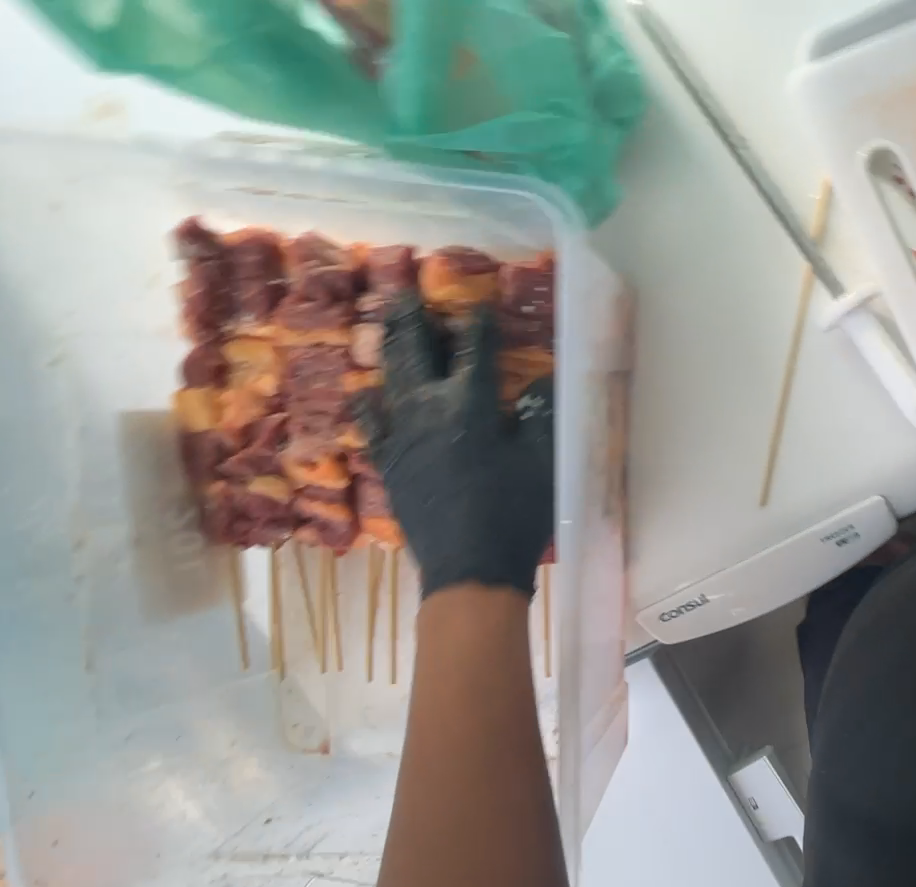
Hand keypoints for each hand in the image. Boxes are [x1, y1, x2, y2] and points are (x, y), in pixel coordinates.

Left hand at [352, 293, 554, 598]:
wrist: (471, 565)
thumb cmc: (516, 512)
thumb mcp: (543, 461)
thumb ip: (539, 415)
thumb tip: (542, 378)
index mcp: (471, 406)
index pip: (475, 351)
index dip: (479, 325)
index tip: (480, 304)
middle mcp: (428, 410)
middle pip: (417, 353)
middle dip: (413, 319)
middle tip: (404, 290)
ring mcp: (401, 436)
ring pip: (388, 379)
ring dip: (389, 349)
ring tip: (386, 325)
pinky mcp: (389, 462)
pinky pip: (372, 422)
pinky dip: (370, 402)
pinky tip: (368, 392)